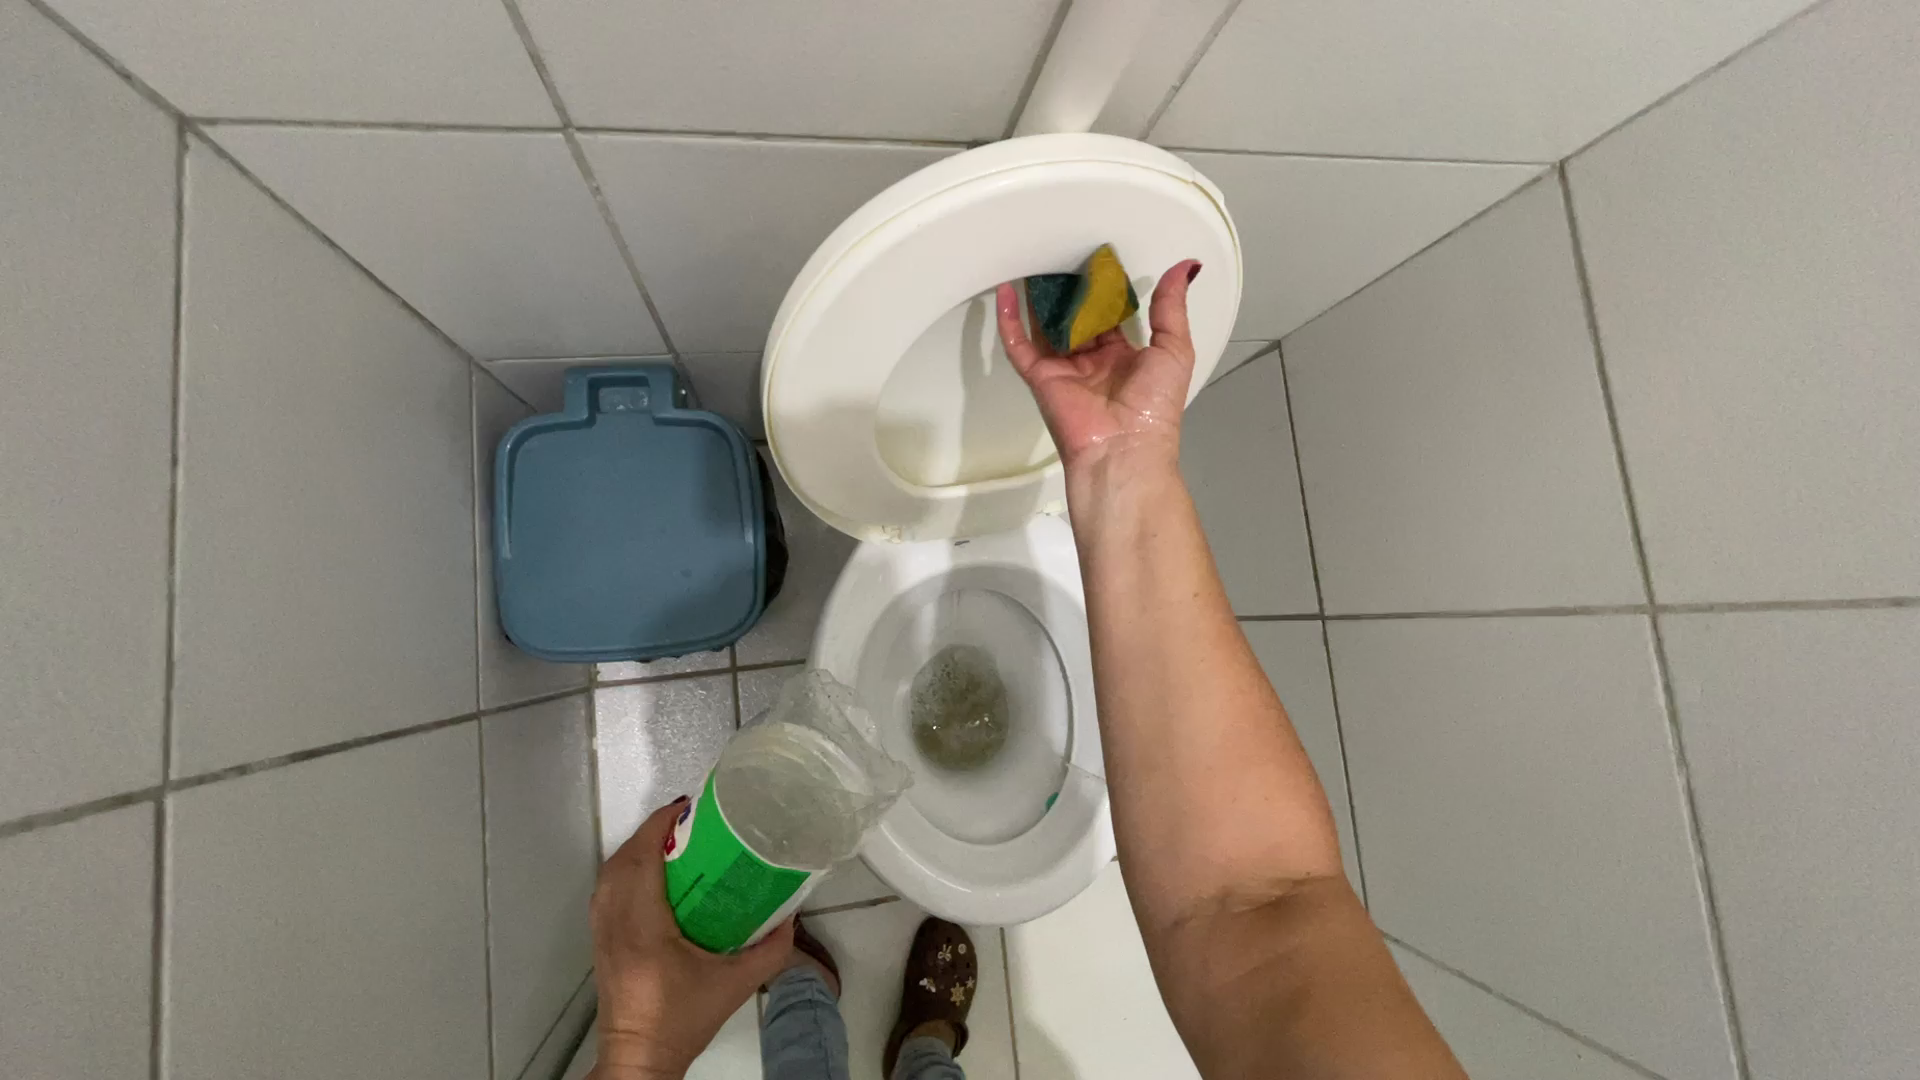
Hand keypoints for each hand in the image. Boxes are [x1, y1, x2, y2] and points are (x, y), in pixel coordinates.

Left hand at [589, 799, 796, 1079]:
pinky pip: (605, 892)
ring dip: (635, 849)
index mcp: (645, 930)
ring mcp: (602, 935)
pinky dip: (624, 870)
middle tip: (686, 820)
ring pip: (608, 875)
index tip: (686, 808)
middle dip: (649, 832)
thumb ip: (770, 949)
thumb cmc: (685, 1020)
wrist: (639, 1062)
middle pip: (620, 862)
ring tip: (670, 839)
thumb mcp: (737, 985)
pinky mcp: (600, 944)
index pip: (641, 863)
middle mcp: (616, 926)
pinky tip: (651, 870)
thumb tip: (791, 913)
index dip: (658, 828)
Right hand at [996, 259, 1202, 470]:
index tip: (1100, 263)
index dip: (1104, 292)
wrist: (1123, 449)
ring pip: (1045, 327)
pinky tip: (1007, 291)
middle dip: (1069, 293)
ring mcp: (1063, 370)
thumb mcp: (1174, 350)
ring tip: (1035, 262)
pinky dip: (1010, 320)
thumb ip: (1172, 309)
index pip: (1108, 319)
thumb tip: (1184, 268)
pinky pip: (1019, 346)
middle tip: (1064, 257)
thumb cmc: (1154, 405)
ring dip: (1039, 299)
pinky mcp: (1039, 378)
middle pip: (1074, 320)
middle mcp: (1091, 363)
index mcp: (1123, 358)